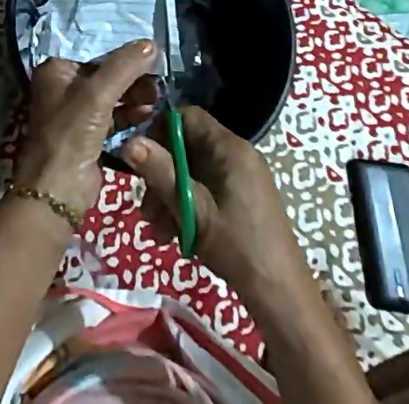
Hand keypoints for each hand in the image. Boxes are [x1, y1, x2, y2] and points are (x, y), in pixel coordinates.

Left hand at [16, 38, 160, 222]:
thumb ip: (125, 66)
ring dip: (136, 94)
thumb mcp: (98, 93)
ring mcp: (78, 112)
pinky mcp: (90, 134)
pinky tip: (149, 113)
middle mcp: (65, 87)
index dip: (121, 48)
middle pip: (106, 71)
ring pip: (113, 94)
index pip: (94, 49)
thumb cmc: (70, 134)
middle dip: (133, 74)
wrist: (58, 192)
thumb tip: (151, 43)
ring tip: (157, 96)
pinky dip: (131, 112)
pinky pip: (115, 115)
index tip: (148, 47)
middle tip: (157, 77)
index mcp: (57, 71)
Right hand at [121, 106, 310, 307]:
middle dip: (161, 174)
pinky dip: (186, 206)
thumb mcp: (193, 210)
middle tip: (146, 210)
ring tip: (158, 231)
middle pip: (187, 147)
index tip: (135, 154)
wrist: (279, 291)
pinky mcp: (240, 196)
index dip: (158, 129)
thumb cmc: (237, 246)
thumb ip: (161, 173)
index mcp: (229, 147)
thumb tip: (129, 142)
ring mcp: (239, 176)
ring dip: (170, 196)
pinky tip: (174, 235)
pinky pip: (204, 188)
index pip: (188, 117)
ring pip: (192, 172)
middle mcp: (236, 153)